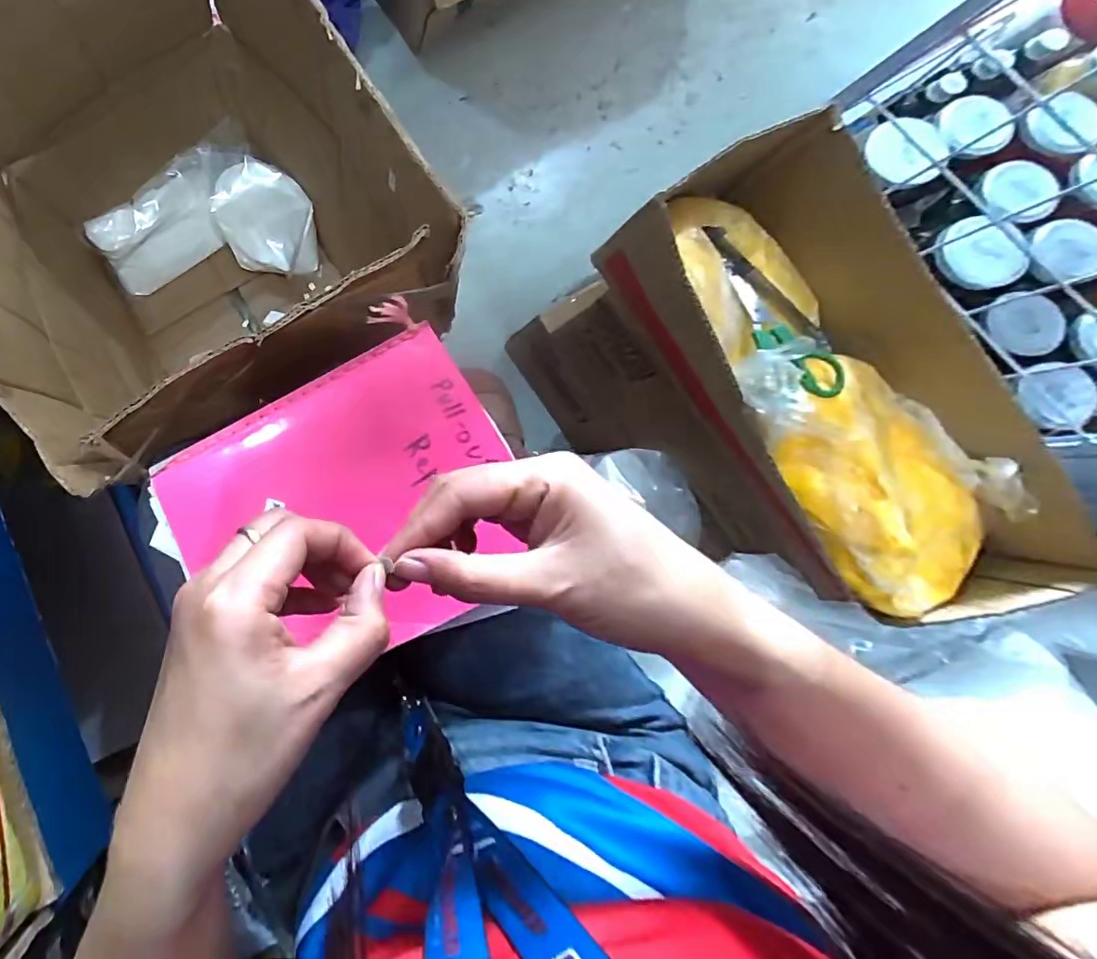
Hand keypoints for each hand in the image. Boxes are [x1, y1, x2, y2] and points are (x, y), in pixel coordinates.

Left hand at [116, 509, 389, 875]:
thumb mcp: (318, 689)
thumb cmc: (251, 752)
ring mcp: (193, 600)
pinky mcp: (193, 619)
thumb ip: (359, 626)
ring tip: (341, 598)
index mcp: (231, 592)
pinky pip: (239, 580)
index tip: (377, 578)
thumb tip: (378, 579)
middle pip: (269, 531)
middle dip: (320, 546)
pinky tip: (309, 611)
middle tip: (358, 585)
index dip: (343, 542)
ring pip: (252, 552)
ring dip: (299, 563)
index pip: (293, 530)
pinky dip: (277, 584)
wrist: (179, 803)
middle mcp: (205, 582)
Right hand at [379, 452, 749, 662]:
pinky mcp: (542, 516)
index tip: (389, 566)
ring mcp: (540, 493)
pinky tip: (460, 567)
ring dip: (443, 538)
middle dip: (426, 532)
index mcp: (542, 474)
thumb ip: (470, 575)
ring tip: (429, 574)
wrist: (707, 624)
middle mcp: (536, 473)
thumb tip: (404, 567)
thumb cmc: (635, 597)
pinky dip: (464, 543)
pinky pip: (487, 521)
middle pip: (458, 494)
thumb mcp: (548, 586)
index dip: (418, 528)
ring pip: (469, 507)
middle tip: (401, 573)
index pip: (459, 492)